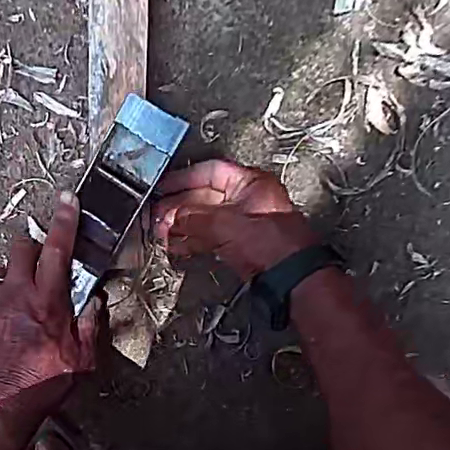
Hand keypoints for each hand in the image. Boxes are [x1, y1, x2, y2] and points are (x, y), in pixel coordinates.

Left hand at [0, 192, 102, 413]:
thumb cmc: (40, 384)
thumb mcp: (81, 360)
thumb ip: (89, 327)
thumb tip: (93, 307)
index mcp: (47, 302)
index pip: (56, 250)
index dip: (64, 222)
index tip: (68, 202)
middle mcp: (17, 296)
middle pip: (21, 249)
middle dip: (35, 244)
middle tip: (47, 253)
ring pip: (6, 273)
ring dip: (20, 277)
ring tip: (32, 298)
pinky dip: (7, 302)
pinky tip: (15, 322)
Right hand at [153, 160, 322, 278]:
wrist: (290, 277)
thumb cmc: (273, 245)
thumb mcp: (226, 223)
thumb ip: (196, 217)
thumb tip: (174, 217)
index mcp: (251, 184)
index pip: (211, 172)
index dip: (185, 178)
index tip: (165, 187)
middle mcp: (248, 201)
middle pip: (206, 197)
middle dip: (180, 208)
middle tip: (159, 215)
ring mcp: (245, 225)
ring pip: (206, 221)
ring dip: (183, 227)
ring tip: (163, 233)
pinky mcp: (242, 247)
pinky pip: (211, 240)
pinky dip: (194, 242)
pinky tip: (178, 246)